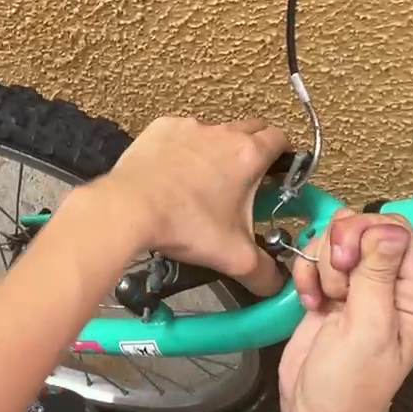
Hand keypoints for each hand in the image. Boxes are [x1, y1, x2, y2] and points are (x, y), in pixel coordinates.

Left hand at [82, 116, 289, 295]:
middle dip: (253, 149)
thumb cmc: (185, 226)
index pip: (279, 140)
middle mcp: (221, 132)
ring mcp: (188, 127)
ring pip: (214, 132)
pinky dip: (182, 148)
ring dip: (216, 149)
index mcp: (248, 155)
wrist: (129, 207)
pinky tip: (172, 173)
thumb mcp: (234, 257)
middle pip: (250, 129)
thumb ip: (264, 273)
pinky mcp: (160, 129)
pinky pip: (180, 134)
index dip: (283, 155)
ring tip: (203, 181)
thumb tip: (276, 285)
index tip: (278, 173)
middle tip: (245, 179)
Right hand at [279, 211, 412, 411]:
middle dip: (339, 249)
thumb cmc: (346, 385)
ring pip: (339, 239)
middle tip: (333, 285)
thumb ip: (377, 276)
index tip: (344, 262)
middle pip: (366, 230)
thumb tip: (389, 228)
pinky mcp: (337, 289)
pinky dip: (308, 272)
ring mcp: (366, 287)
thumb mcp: (365, 330)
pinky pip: (320, 256)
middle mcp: (398, 288)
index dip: (366, 237)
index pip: (400, 235)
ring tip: (323, 298)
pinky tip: (310, 301)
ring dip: (321, 263)